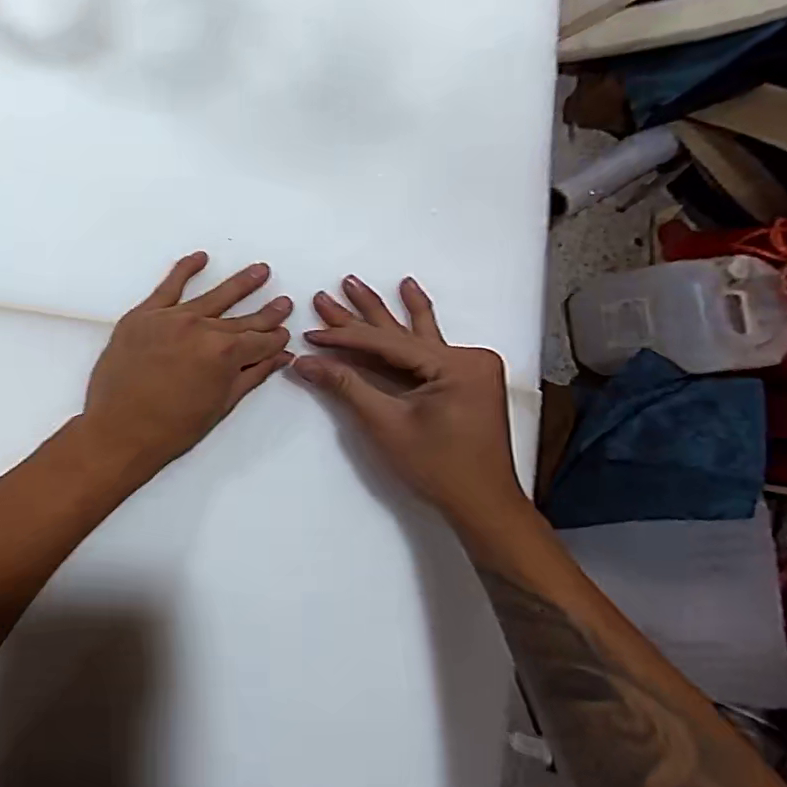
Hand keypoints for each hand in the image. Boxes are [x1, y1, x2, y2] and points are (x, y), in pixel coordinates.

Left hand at [78, 252, 293, 470]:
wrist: (118, 430)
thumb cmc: (170, 428)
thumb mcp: (219, 406)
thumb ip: (250, 376)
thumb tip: (278, 357)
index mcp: (224, 355)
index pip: (260, 342)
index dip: (275, 339)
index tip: (284, 334)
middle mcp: (201, 329)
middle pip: (241, 320)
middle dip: (265, 314)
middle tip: (283, 303)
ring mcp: (171, 319)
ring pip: (213, 297)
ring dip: (239, 284)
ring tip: (260, 271)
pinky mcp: (143, 316)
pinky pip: (168, 286)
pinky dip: (184, 269)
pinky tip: (200, 258)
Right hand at [292, 276, 524, 524]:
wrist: (482, 503)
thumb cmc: (437, 466)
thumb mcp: (386, 424)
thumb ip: (346, 386)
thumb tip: (304, 362)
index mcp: (455, 365)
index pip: (386, 344)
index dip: (343, 339)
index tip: (309, 334)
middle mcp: (467, 357)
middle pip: (400, 333)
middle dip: (360, 314)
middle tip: (330, 290)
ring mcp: (469, 368)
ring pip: (413, 336)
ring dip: (385, 311)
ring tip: (360, 284)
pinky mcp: (464, 380)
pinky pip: (430, 347)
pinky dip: (414, 324)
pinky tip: (411, 294)